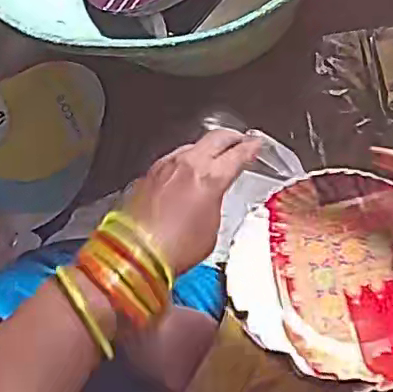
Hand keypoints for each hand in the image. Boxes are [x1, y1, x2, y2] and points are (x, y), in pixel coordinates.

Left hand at [123, 129, 265, 275]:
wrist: (137, 253)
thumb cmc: (172, 249)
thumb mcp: (212, 229)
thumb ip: (216, 202)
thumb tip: (213, 197)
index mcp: (210, 177)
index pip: (238, 154)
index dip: (251, 147)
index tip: (255, 145)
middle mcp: (187, 164)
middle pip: (217, 137)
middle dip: (232, 138)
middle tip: (240, 141)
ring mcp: (166, 166)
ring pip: (193, 145)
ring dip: (207, 148)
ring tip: (213, 158)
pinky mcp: (150, 173)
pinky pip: (173, 157)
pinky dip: (186, 160)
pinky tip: (186, 171)